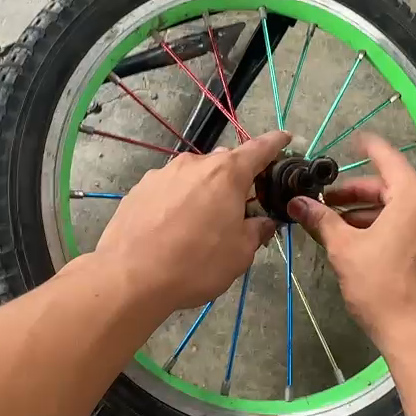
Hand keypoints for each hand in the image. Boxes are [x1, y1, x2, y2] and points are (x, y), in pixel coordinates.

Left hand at [89, 130, 288, 312]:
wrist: (130, 276)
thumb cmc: (196, 264)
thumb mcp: (240, 254)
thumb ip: (256, 231)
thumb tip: (263, 222)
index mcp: (227, 174)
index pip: (259, 149)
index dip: (276, 143)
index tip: (285, 138)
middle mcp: (195, 164)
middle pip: (224, 164)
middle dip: (236, 180)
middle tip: (240, 208)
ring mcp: (163, 173)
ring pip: (194, 176)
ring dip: (204, 192)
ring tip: (201, 224)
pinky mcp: (139, 189)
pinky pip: (169, 189)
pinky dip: (178, 202)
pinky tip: (173, 228)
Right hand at [288, 134, 415, 348]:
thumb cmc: (382, 288)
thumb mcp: (345, 250)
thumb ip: (322, 220)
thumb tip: (298, 203)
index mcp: (414, 198)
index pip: (387, 159)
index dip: (367, 147)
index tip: (352, 140)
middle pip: (391, 188)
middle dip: (357, 193)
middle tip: (327, 201)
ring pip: (399, 211)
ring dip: (368, 214)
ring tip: (336, 226)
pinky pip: (410, 228)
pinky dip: (385, 228)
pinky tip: (360, 243)